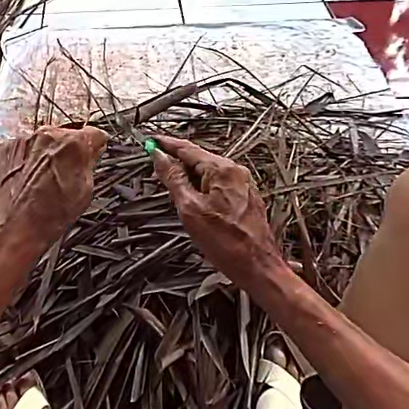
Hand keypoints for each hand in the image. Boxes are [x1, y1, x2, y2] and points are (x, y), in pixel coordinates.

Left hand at [0, 124, 107, 261]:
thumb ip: (89, 166)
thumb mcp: (85, 192)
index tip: (94, 149)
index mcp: (74, 144)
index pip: (93, 134)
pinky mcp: (6, 149)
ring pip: (43, 142)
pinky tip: (28, 180)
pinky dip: (26, 160)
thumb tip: (89, 157)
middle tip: (67, 173)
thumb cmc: (46, 216)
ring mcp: (25, 141)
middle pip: (66, 135)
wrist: (13, 227)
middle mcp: (48, 136)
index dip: (95, 145)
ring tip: (45, 181)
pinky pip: (23, 149)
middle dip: (68, 151)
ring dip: (46, 155)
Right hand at [151, 135, 288, 288]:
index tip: (151, 141)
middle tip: (156, 165)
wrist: (257, 267)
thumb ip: (173, 179)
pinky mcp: (244, 198)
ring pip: (207, 173)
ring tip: (172, 188)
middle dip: (176, 162)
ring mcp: (242, 185)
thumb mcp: (190, 209)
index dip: (166, 144)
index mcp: (223, 170)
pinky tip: (192, 200)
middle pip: (198, 159)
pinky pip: (217, 184)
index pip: (187, 149)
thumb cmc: (228, 244)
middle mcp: (236, 172)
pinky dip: (201, 187)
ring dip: (188, 177)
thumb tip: (160, 158)